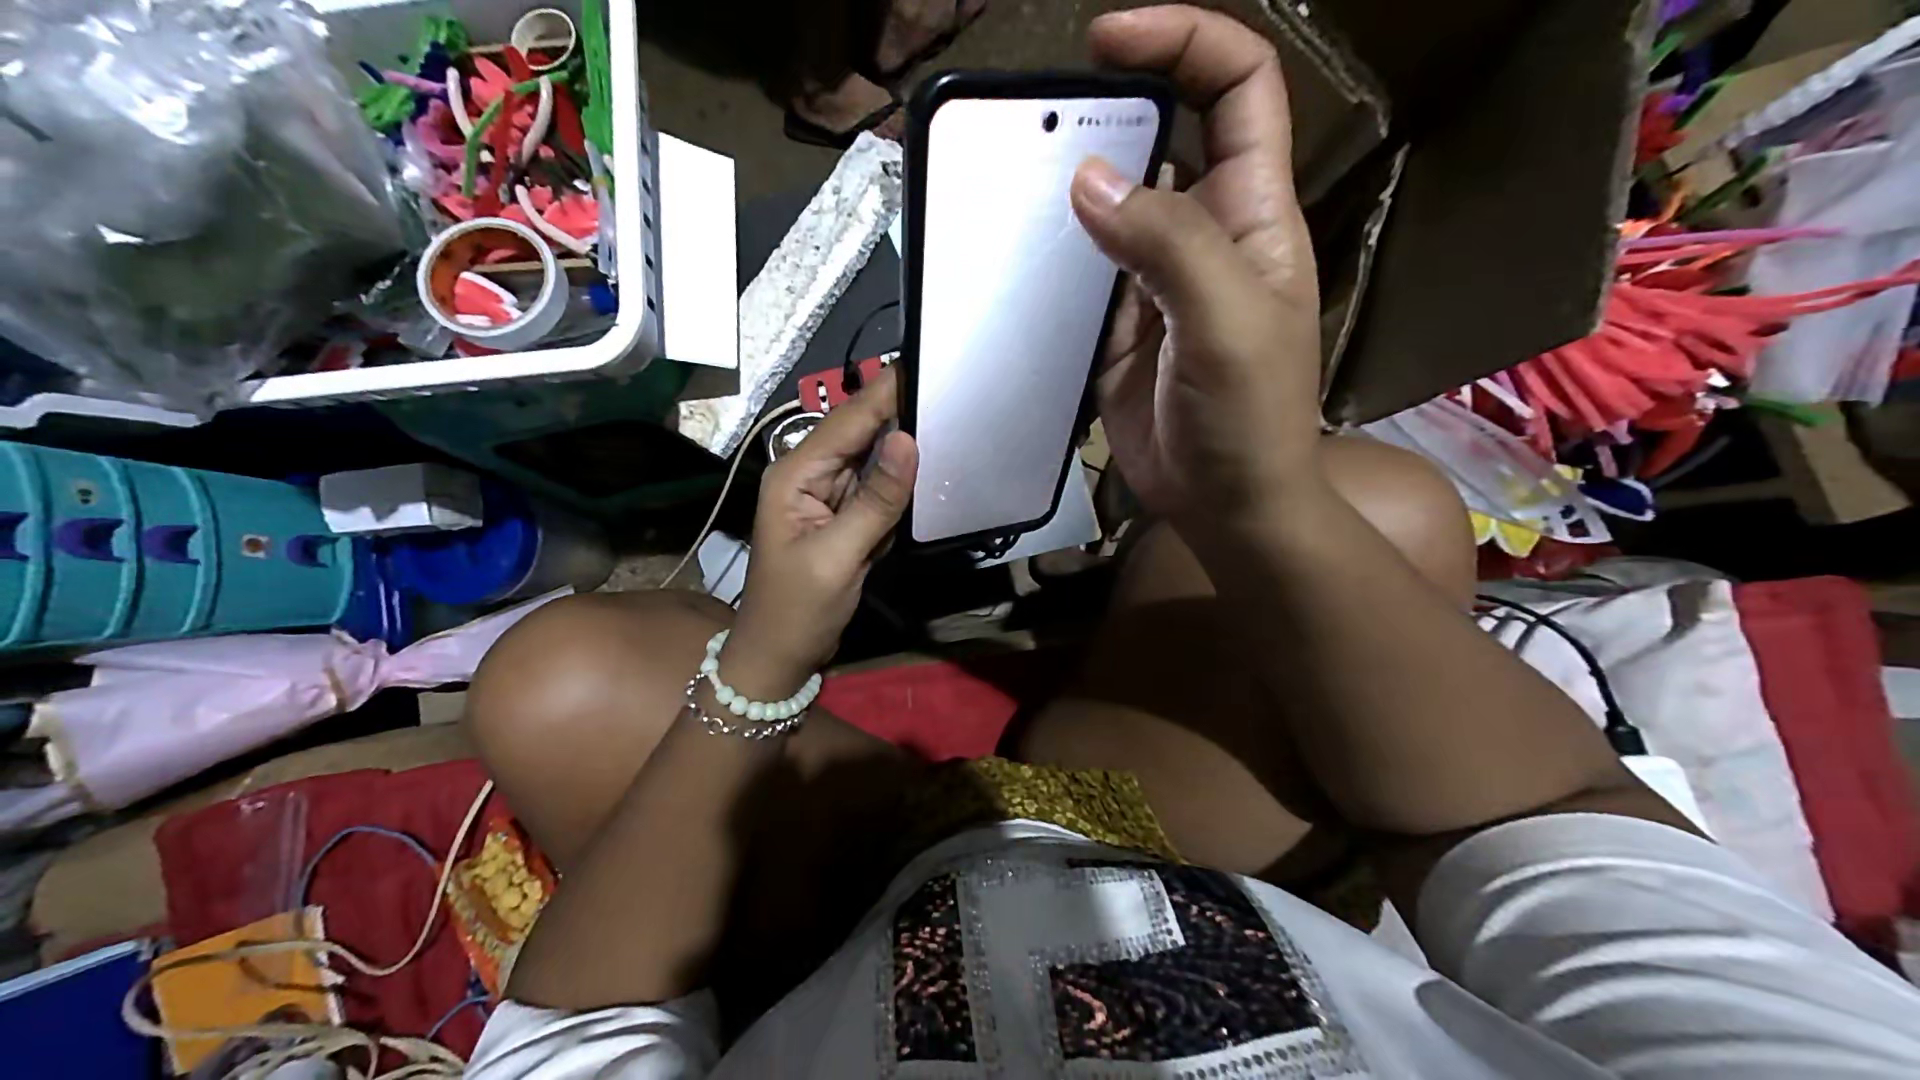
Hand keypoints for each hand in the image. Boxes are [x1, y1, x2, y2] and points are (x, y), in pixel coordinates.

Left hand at [729, 367, 916, 690]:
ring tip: (949, 417)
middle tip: (948, 389)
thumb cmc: (797, 609)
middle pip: (861, 433)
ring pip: (874, 459)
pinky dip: (904, 480)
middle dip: (900, 412)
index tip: (926, 364)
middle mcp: (812, 476)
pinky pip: (880, 488)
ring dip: (906, 444)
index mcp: (796, 475)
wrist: (782, 655)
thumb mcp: (836, 556)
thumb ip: (875, 500)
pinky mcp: (848, 518)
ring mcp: (831, 497)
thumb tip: (907, 442)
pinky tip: (932, 463)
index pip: (847, 422)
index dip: (885, 393)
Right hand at [1070, 5, 1323, 529]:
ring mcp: (1155, 282)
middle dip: (1109, 112)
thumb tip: (1089, 179)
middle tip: (1039, 123)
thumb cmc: (1249, 419)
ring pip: (1112, 206)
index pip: (1235, 90)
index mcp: (1251, 215)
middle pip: (1163, 137)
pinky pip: (1080, 273)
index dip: (1182, 44)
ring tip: (1014, 184)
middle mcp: (1203, 235)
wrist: (1223, 503)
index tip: (1107, 41)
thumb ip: (1168, 246)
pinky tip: (1019, 256)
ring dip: (1069, 189)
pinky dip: (1051, 257)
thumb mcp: (1225, 323)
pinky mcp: (1118, 327)